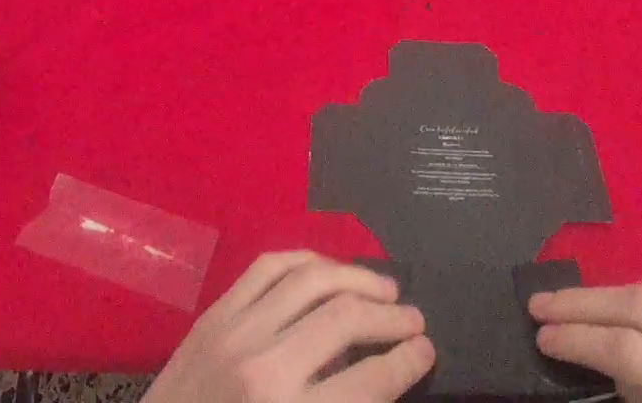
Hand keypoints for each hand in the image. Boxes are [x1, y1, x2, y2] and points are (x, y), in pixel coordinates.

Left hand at [142, 251, 434, 402]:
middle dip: (391, 318)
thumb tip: (384, 376)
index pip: (369, 381)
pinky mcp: (214, 313)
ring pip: (310, 280)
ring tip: (384, 290)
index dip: (407, 362)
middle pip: (344, 319)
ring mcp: (236, 330)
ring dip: (356, 279)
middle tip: (416, 320)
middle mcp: (265, 366)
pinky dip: (305, 261)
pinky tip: (329, 269)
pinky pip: (267, 266)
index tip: (427, 350)